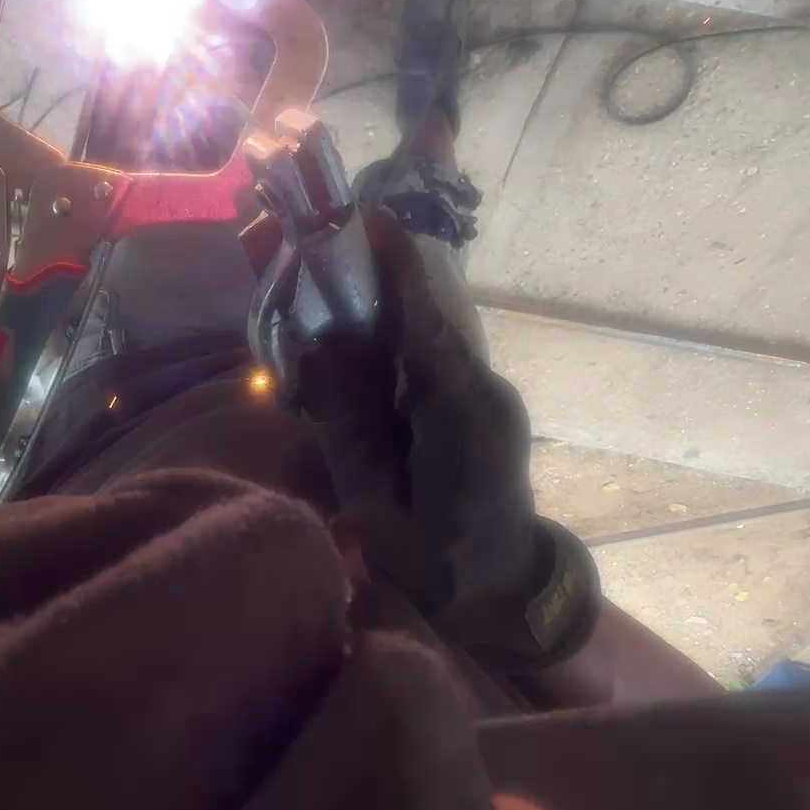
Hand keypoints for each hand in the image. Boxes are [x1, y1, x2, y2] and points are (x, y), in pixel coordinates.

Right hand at [290, 208, 598, 668]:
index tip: (368, 218)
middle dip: (385, 276)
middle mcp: (483, 390)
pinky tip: (362, 339)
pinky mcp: (482, 403)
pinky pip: (436, 357)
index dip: (398, 268)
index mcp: (460, 414)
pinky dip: (399, 338)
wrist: (501, 592)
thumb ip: (340, 420)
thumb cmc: (433, 560)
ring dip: (390, 305)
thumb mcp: (372, 497)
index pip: (424, 323)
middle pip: (428, 318)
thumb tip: (307, 347)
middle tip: (333, 243)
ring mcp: (489, 394)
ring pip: (433, 335)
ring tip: (338, 280)